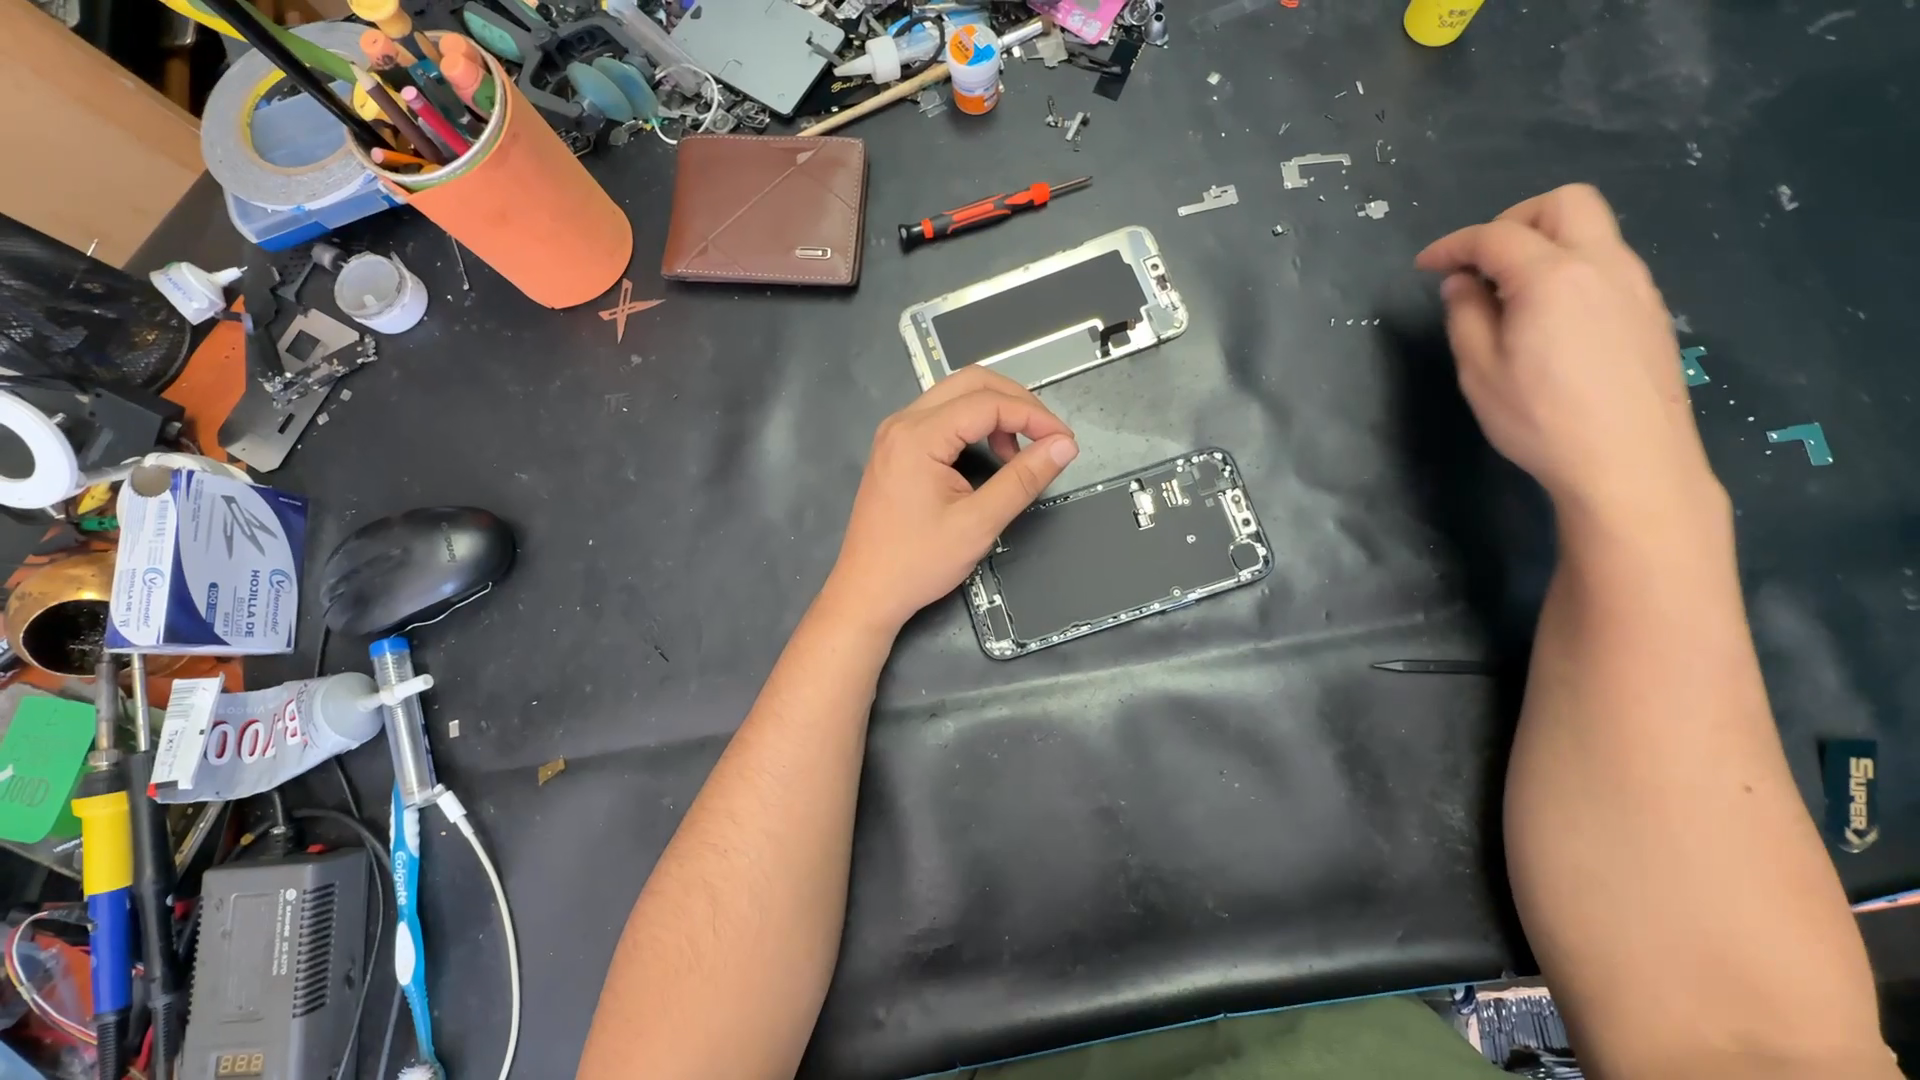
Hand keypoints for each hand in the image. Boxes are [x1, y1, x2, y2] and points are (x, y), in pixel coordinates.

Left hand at [823, 367, 1078, 631]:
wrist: (867, 592)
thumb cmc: (917, 563)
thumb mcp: (979, 523)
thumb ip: (1023, 479)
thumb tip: (1063, 445)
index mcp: (918, 436)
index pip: (987, 402)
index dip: (1033, 416)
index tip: (1064, 441)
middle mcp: (902, 423)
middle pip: (971, 383)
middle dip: (1016, 403)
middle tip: (1047, 436)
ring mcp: (895, 434)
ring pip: (956, 395)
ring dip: (995, 412)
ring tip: (1018, 454)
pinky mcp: (896, 448)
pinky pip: (942, 416)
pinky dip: (974, 425)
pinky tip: (991, 456)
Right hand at [1416, 184, 1722, 525]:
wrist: (1630, 463)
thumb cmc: (1542, 420)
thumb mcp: (1480, 372)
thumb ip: (1465, 316)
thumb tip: (1462, 284)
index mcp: (1552, 276)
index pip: (1495, 236)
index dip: (1453, 245)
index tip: (1426, 266)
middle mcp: (1602, 264)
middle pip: (1564, 203)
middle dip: (1514, 220)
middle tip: (1481, 263)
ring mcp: (1635, 285)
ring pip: (1592, 230)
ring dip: (1545, 243)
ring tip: (1510, 294)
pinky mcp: (1649, 310)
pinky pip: (1607, 264)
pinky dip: (1570, 268)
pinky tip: (1549, 316)